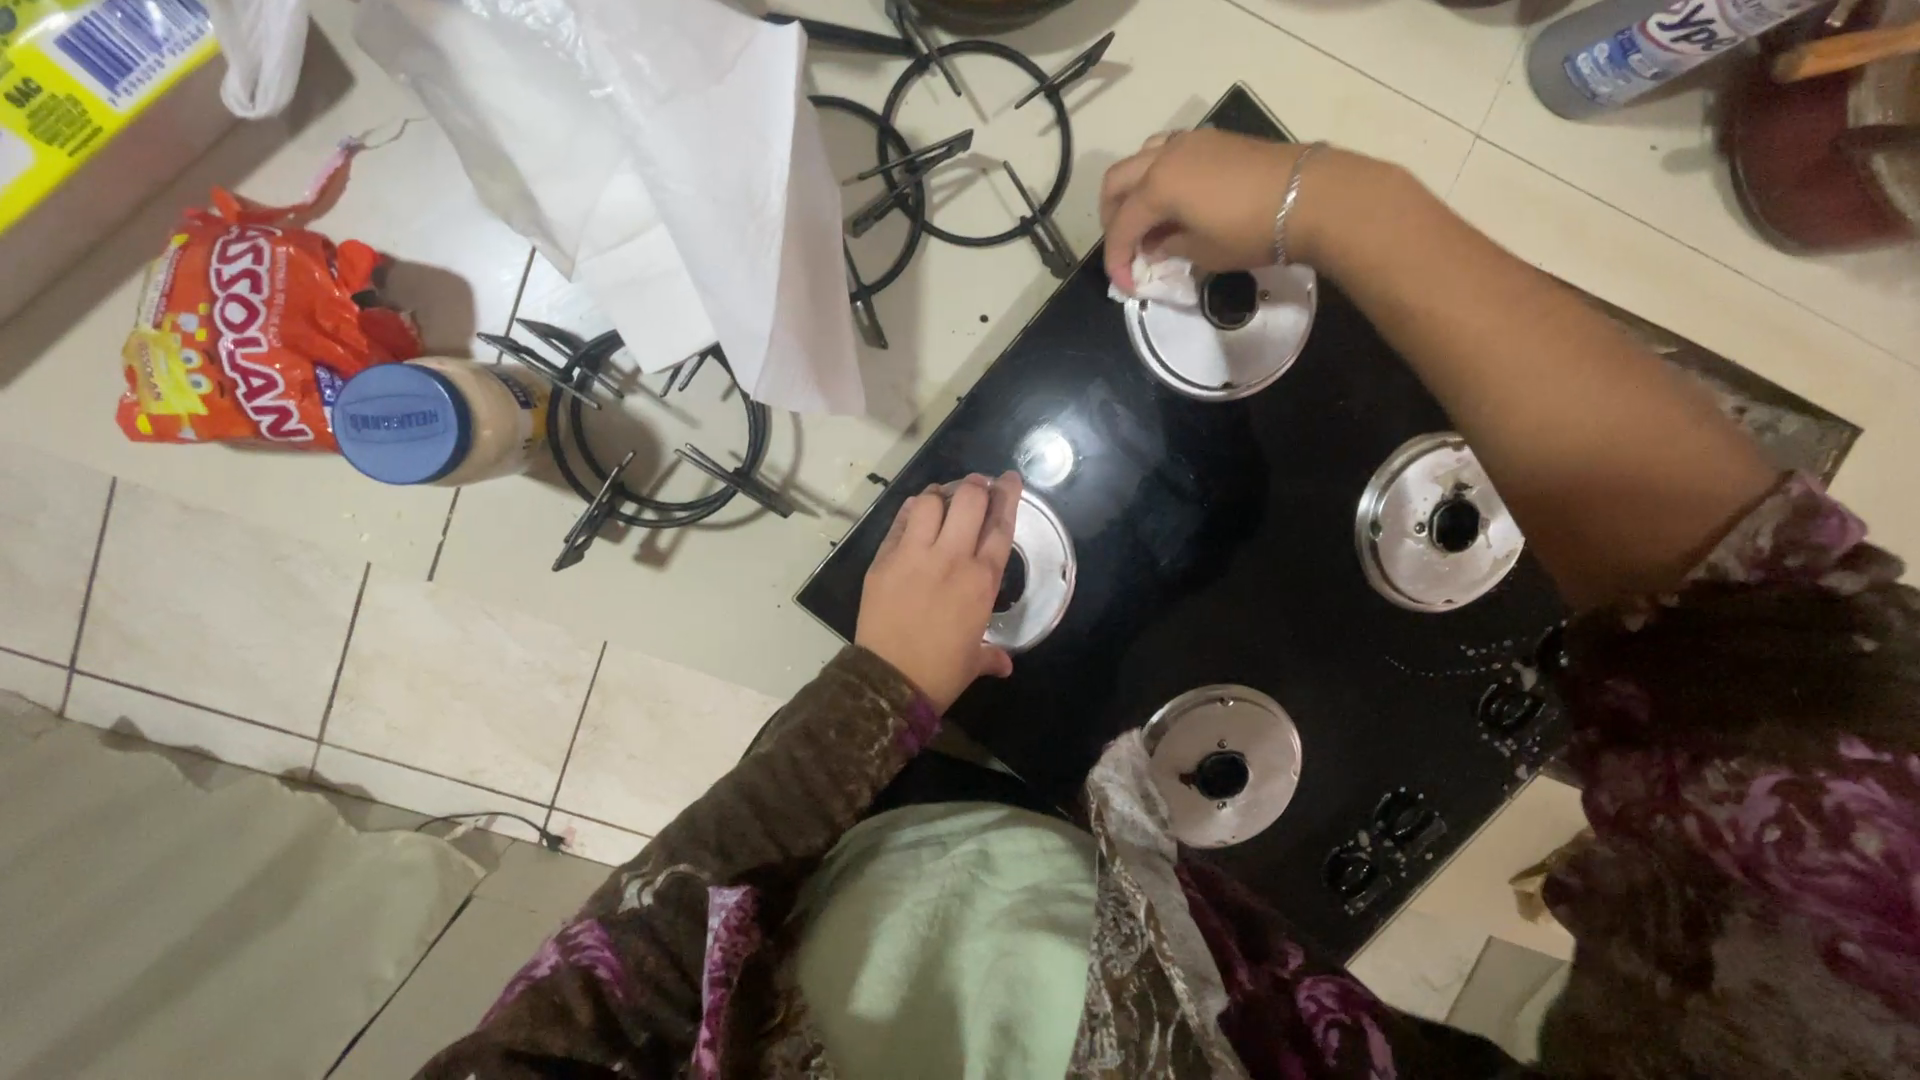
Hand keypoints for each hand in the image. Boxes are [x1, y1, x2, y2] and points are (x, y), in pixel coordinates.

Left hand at [855, 472, 1022, 712]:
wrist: (889, 682)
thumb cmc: (940, 674)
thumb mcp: (973, 662)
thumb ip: (991, 655)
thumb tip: (1004, 664)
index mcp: (982, 581)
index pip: (1001, 524)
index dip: (1008, 496)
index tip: (1009, 480)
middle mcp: (952, 558)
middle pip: (969, 499)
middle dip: (976, 486)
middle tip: (977, 486)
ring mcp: (914, 554)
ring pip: (931, 501)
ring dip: (941, 494)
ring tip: (943, 498)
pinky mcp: (884, 558)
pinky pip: (900, 520)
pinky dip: (911, 510)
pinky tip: (916, 511)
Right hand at [1100, 130, 1338, 292]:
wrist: (1310, 196)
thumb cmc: (1251, 231)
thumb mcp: (1204, 253)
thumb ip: (1169, 248)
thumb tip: (1156, 246)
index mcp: (1157, 187)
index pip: (1122, 227)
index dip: (1117, 260)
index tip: (1127, 286)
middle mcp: (1165, 157)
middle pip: (1117, 182)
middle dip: (1112, 218)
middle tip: (1123, 246)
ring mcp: (1190, 142)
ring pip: (1140, 158)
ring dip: (1132, 189)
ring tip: (1145, 219)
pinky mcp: (1213, 140)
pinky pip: (1167, 152)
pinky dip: (1157, 175)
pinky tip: (1173, 200)